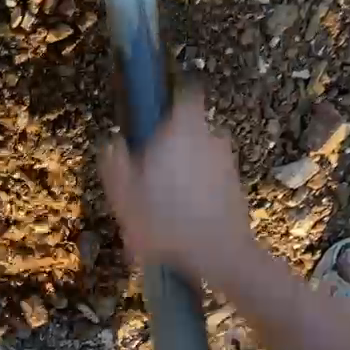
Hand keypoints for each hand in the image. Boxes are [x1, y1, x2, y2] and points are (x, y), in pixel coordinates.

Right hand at [99, 93, 256, 281]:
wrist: (220, 255)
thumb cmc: (166, 222)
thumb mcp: (124, 197)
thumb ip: (115, 165)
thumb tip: (111, 144)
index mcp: (183, 130)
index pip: (185, 94)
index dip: (170, 103)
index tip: (154, 120)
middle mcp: (211, 137)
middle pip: (190, 129)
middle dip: (173, 146)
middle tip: (151, 174)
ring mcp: (228, 162)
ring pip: (201, 156)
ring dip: (186, 171)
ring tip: (166, 203)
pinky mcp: (238, 186)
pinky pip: (213, 178)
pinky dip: (201, 190)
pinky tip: (184, 218)